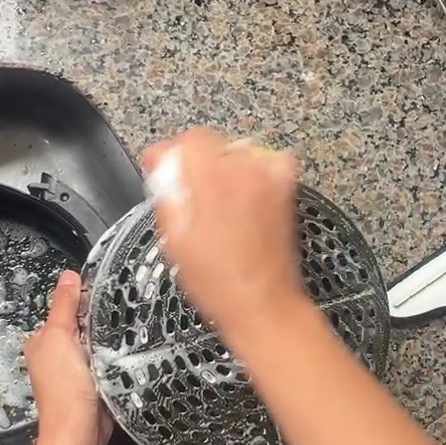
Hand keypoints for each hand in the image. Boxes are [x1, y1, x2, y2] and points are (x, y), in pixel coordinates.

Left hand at [24, 270, 109, 444]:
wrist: (79, 433)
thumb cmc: (64, 390)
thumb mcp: (60, 336)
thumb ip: (63, 306)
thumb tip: (67, 276)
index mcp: (42, 341)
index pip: (65, 307)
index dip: (84, 299)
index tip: (103, 293)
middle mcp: (56, 355)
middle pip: (84, 326)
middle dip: (99, 322)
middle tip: (116, 318)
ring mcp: (76, 371)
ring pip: (98, 344)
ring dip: (109, 341)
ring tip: (122, 336)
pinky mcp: (95, 384)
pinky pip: (108, 362)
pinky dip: (116, 359)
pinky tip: (123, 357)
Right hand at [141, 128, 311, 350]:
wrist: (263, 304)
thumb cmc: (222, 285)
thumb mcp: (175, 242)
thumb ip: (165, 197)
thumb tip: (160, 171)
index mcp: (211, 183)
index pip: (190, 140)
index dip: (172, 154)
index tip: (163, 167)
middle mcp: (242, 174)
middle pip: (213, 143)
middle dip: (196, 162)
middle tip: (187, 192)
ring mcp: (268, 181)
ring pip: (238, 152)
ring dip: (224, 168)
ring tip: (217, 200)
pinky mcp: (286, 191)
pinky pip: (269, 164)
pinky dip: (256, 172)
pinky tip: (245, 197)